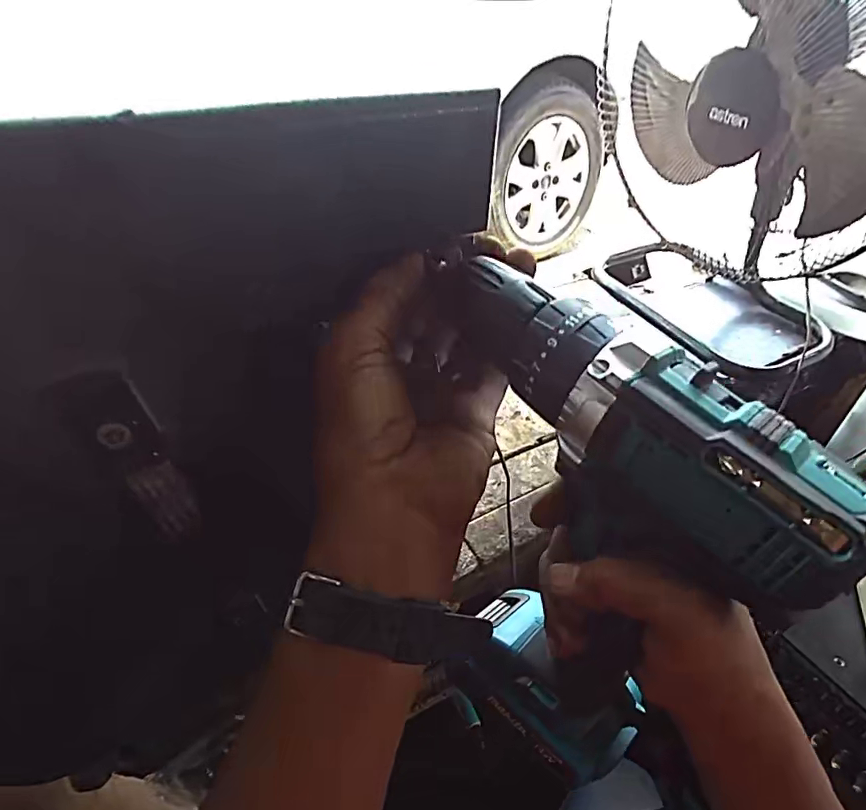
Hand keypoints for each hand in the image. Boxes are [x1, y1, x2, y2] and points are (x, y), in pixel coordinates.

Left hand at [310, 240, 536, 599]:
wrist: (397, 504)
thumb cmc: (357, 441)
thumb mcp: (352, 348)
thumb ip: (382, 297)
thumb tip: (414, 261)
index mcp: (365, 356)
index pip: (397, 298)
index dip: (422, 270)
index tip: (448, 248)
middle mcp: (405, 372)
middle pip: (436, 313)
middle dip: (459, 284)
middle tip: (484, 257)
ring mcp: (443, 392)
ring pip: (468, 337)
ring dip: (484, 308)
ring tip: (505, 275)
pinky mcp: (476, 412)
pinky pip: (492, 368)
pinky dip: (503, 342)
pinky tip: (513, 315)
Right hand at [531, 485, 783, 730]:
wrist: (719, 715)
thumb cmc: (721, 660)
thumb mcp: (675, 612)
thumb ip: (620, 583)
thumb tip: (562, 574)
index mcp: (671, 542)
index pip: (616, 505)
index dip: (577, 503)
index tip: (546, 516)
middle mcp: (648, 558)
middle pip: (582, 542)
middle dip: (562, 573)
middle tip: (569, 610)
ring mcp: (630, 589)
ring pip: (573, 578)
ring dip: (560, 606)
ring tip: (573, 637)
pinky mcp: (616, 618)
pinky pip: (575, 608)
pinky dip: (564, 623)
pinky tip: (571, 642)